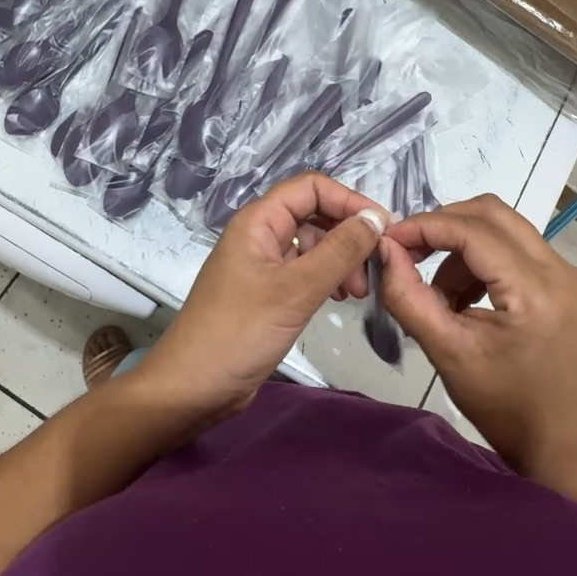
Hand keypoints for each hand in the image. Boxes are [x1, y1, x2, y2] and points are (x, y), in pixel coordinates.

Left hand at [132, 173, 387, 418]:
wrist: (193, 387)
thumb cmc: (239, 332)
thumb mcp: (296, 289)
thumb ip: (339, 251)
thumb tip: (377, 218)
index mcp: (258, 221)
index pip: (312, 188)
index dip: (350, 201)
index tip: (383, 229)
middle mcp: (260, 235)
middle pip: (315, 215)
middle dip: (348, 236)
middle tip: (373, 270)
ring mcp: (262, 265)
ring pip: (313, 246)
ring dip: (341, 261)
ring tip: (358, 293)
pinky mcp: (267, 293)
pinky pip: (305, 272)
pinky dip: (327, 279)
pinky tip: (341, 299)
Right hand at [380, 195, 576, 475]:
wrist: (555, 435)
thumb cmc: (500, 402)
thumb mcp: (445, 352)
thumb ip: (409, 297)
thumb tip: (385, 249)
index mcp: (534, 291)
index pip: (473, 232)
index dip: (425, 227)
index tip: (389, 240)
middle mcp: (558, 269)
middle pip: (491, 212)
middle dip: (442, 224)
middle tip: (409, 252)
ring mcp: (564, 271)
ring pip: (501, 225)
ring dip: (459, 244)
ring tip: (437, 290)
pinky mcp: (561, 278)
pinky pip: (512, 245)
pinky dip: (478, 257)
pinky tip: (462, 295)